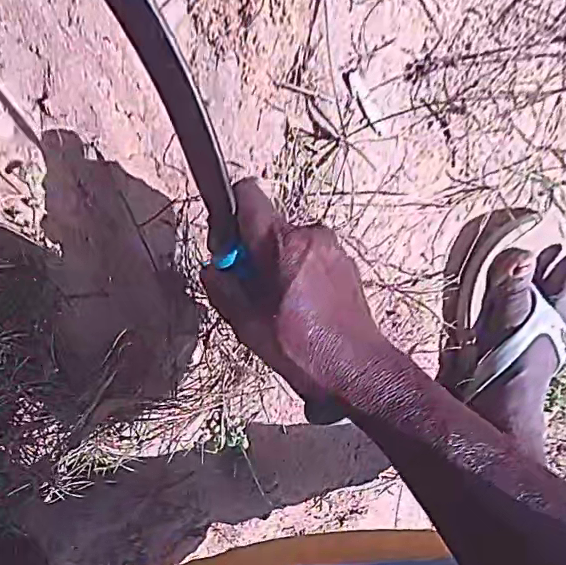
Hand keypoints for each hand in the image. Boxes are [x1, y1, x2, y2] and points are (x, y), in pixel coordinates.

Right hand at [201, 179, 389, 403]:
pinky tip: (296, 309)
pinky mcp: (345, 263)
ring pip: (288, 244)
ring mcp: (332, 247)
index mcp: (280, 243)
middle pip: (267, 227)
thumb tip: (212, 270)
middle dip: (251, 253)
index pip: (246, 196)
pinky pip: (309, 257)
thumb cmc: (299, 348)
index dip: (227, 218)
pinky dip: (296, 274)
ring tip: (274, 307)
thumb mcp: (245, 322)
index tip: (225, 249)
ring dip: (274, 267)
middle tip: (247, 292)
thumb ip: (222, 288)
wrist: (352, 368)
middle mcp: (309, 234)